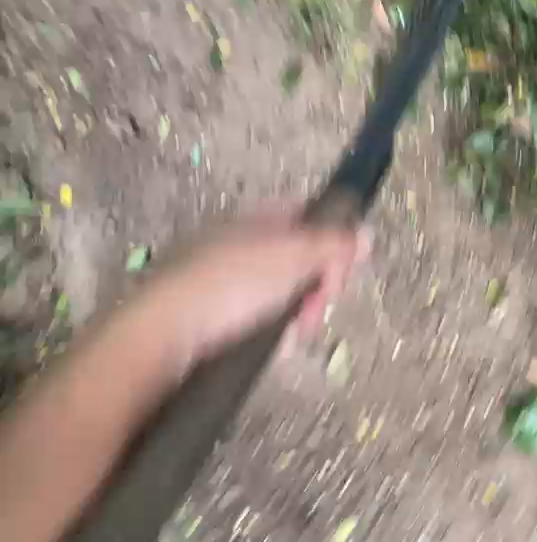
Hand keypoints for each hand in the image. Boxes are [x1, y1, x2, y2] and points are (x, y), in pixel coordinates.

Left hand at [133, 210, 366, 374]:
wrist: (151, 342)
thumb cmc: (230, 287)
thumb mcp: (297, 256)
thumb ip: (338, 242)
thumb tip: (366, 234)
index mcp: (256, 220)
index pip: (312, 213)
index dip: (337, 233)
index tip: (347, 261)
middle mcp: (239, 244)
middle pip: (303, 254)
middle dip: (322, 280)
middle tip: (323, 301)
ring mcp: (221, 282)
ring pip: (285, 288)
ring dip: (302, 309)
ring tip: (299, 330)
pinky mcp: (209, 317)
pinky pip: (261, 315)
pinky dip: (276, 328)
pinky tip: (277, 343)